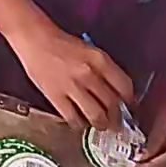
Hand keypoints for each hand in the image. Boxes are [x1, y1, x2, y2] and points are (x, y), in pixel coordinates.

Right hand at [8, 20, 134, 128]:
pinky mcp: (56, 97)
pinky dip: (79, 124)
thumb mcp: (90, 51)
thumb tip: (114, 91)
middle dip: (117, 118)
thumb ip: (103, 70)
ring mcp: (72, 87)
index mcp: (100, 60)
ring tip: (101, 126)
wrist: (35, 40)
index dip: (129, 101)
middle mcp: (89, 74)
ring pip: (96, 115)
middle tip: (117, 124)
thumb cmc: (62, 44)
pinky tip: (80, 124)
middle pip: (112, 104)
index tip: (129, 107)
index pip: (124, 86)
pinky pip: (73, 118)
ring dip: (101, 124)